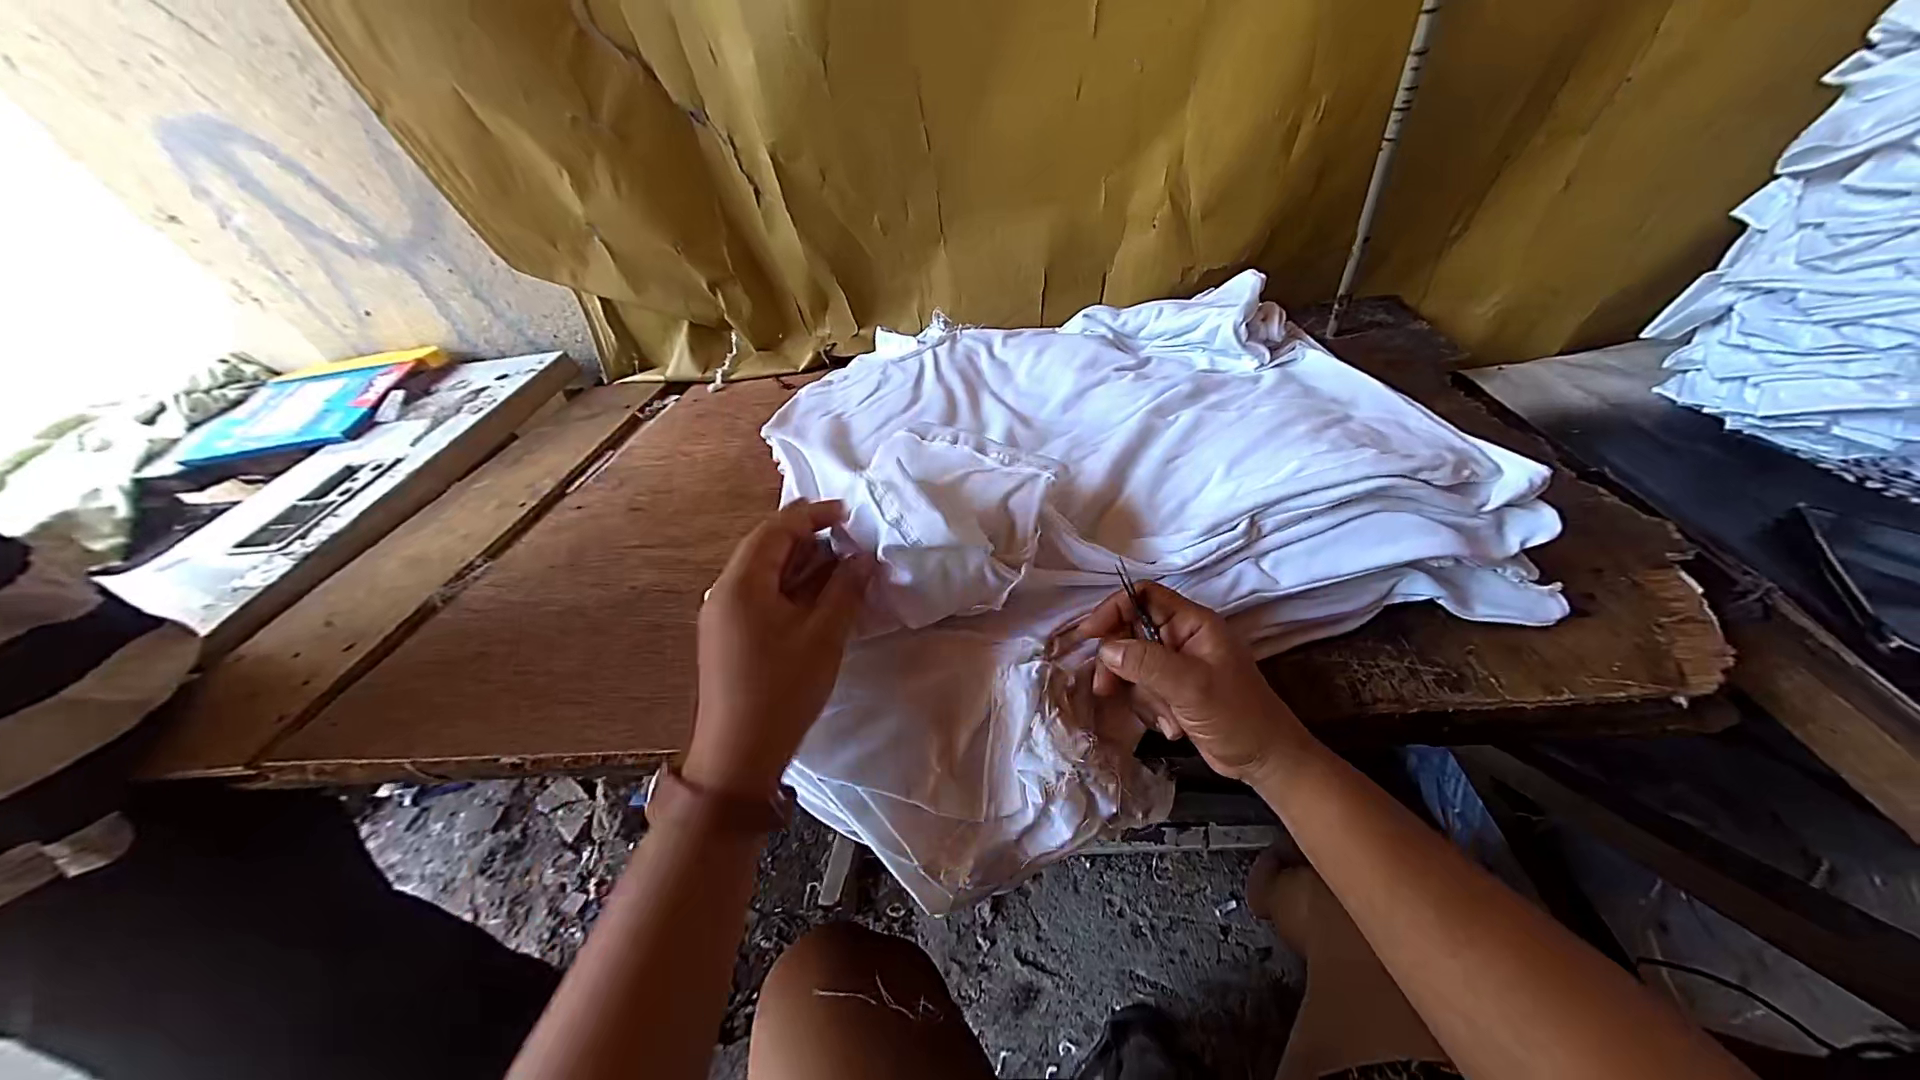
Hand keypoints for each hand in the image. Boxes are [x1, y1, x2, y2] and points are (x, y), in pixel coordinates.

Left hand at [686, 500, 874, 799]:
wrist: (739, 754)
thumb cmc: (783, 690)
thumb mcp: (823, 635)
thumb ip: (845, 589)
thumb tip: (862, 558)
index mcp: (740, 584)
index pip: (776, 530)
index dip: (813, 515)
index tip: (848, 513)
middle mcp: (725, 592)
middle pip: (768, 549)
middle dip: (811, 540)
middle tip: (852, 542)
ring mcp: (725, 616)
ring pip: (767, 575)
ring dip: (805, 566)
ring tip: (844, 567)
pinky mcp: (732, 636)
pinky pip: (764, 597)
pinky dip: (794, 590)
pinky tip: (823, 598)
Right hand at [1063, 581, 1310, 781]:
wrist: (1265, 761)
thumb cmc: (1238, 716)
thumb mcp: (1191, 686)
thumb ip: (1147, 662)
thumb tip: (1106, 648)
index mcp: (1193, 623)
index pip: (1144, 597)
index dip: (1114, 609)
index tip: (1090, 634)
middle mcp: (1182, 639)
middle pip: (1130, 633)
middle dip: (1119, 663)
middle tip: (1107, 687)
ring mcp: (1176, 666)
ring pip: (1131, 666)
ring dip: (1139, 694)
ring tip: (1164, 717)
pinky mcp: (1172, 691)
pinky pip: (1141, 690)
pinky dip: (1149, 709)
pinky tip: (1173, 726)